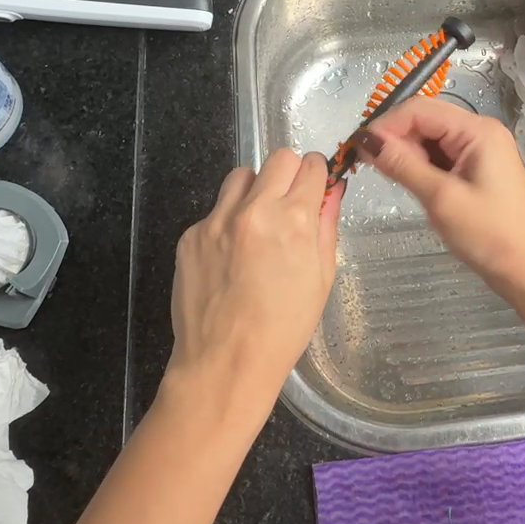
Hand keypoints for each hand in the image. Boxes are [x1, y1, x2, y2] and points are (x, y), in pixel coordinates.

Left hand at [168, 150, 342, 402]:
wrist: (223, 365)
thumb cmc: (283, 329)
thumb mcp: (321, 277)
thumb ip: (327, 224)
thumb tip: (333, 188)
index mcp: (293, 219)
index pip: (310, 165)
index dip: (317, 174)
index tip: (314, 187)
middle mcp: (254, 210)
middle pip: (278, 158)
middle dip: (289, 174)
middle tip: (288, 204)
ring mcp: (216, 220)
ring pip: (241, 176)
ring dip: (254, 191)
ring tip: (256, 226)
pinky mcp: (191, 235)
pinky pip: (215, 211)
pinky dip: (226, 223)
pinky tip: (230, 258)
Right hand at [357, 97, 524, 296]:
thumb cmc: (489, 235)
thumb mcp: (441, 198)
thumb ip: (402, 164)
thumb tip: (365, 139)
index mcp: (477, 130)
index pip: (420, 109)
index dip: (386, 124)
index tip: (358, 148)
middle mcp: (480, 131)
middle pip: (425, 119)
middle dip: (395, 137)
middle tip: (369, 165)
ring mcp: (480, 149)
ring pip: (430, 137)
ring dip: (406, 152)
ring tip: (388, 176)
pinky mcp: (477, 168)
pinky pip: (440, 154)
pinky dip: (420, 164)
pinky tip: (409, 181)